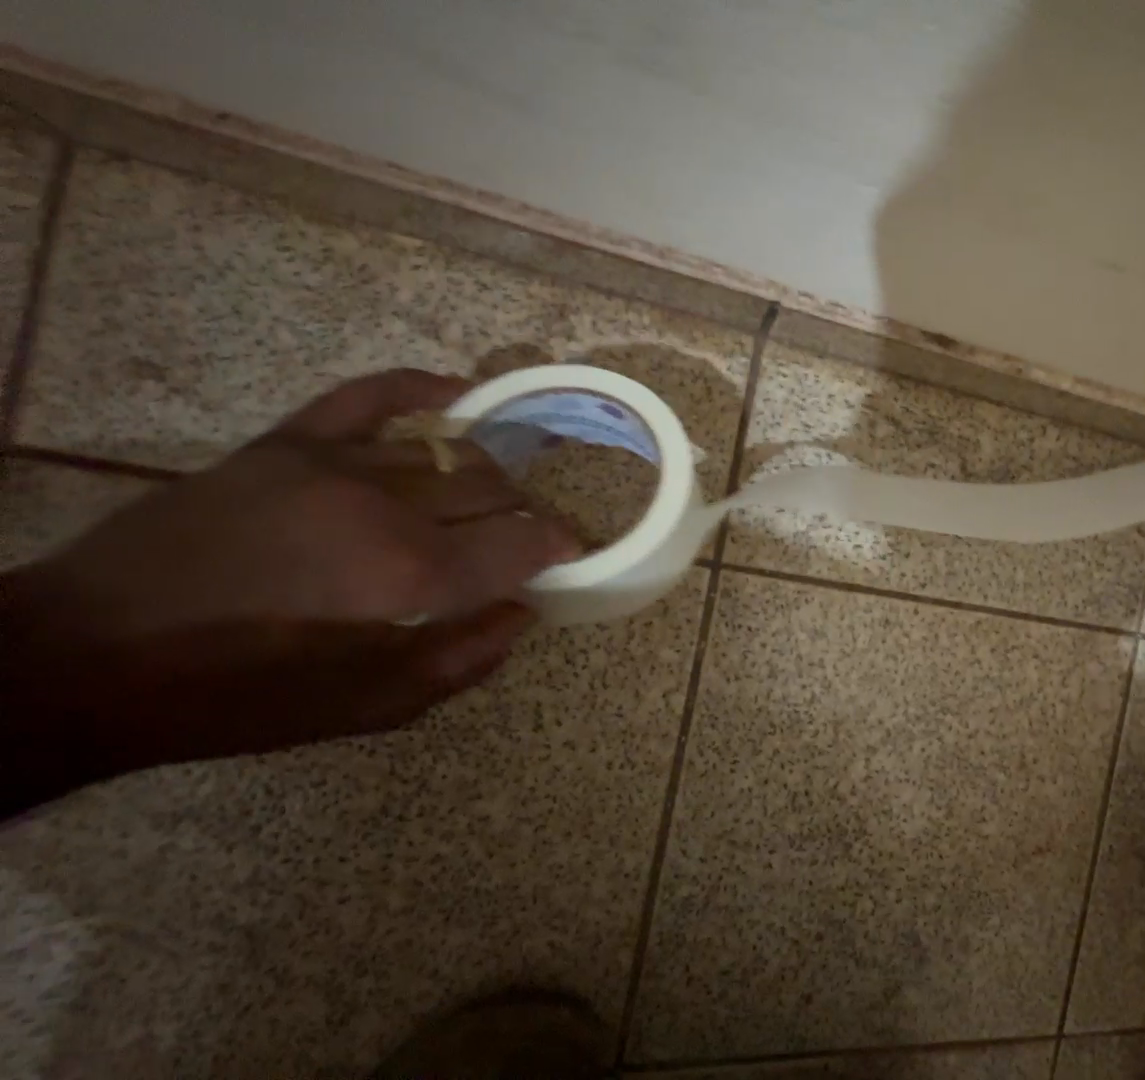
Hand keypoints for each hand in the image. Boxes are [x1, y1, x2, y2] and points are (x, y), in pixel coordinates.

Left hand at [0, 369, 577, 815]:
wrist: (86, 655)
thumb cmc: (241, 697)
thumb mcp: (370, 708)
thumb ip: (467, 660)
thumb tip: (523, 612)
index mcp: (412, 576)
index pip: (525, 542)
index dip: (560, 547)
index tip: (570, 556)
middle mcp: (386, 508)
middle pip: (494, 490)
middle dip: (525, 515)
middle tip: (523, 542)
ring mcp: (331, 465)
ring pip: (448, 452)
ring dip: (484, 475)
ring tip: (486, 499)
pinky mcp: (284, 445)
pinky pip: (369, 396)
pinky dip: (422, 389)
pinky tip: (459, 394)